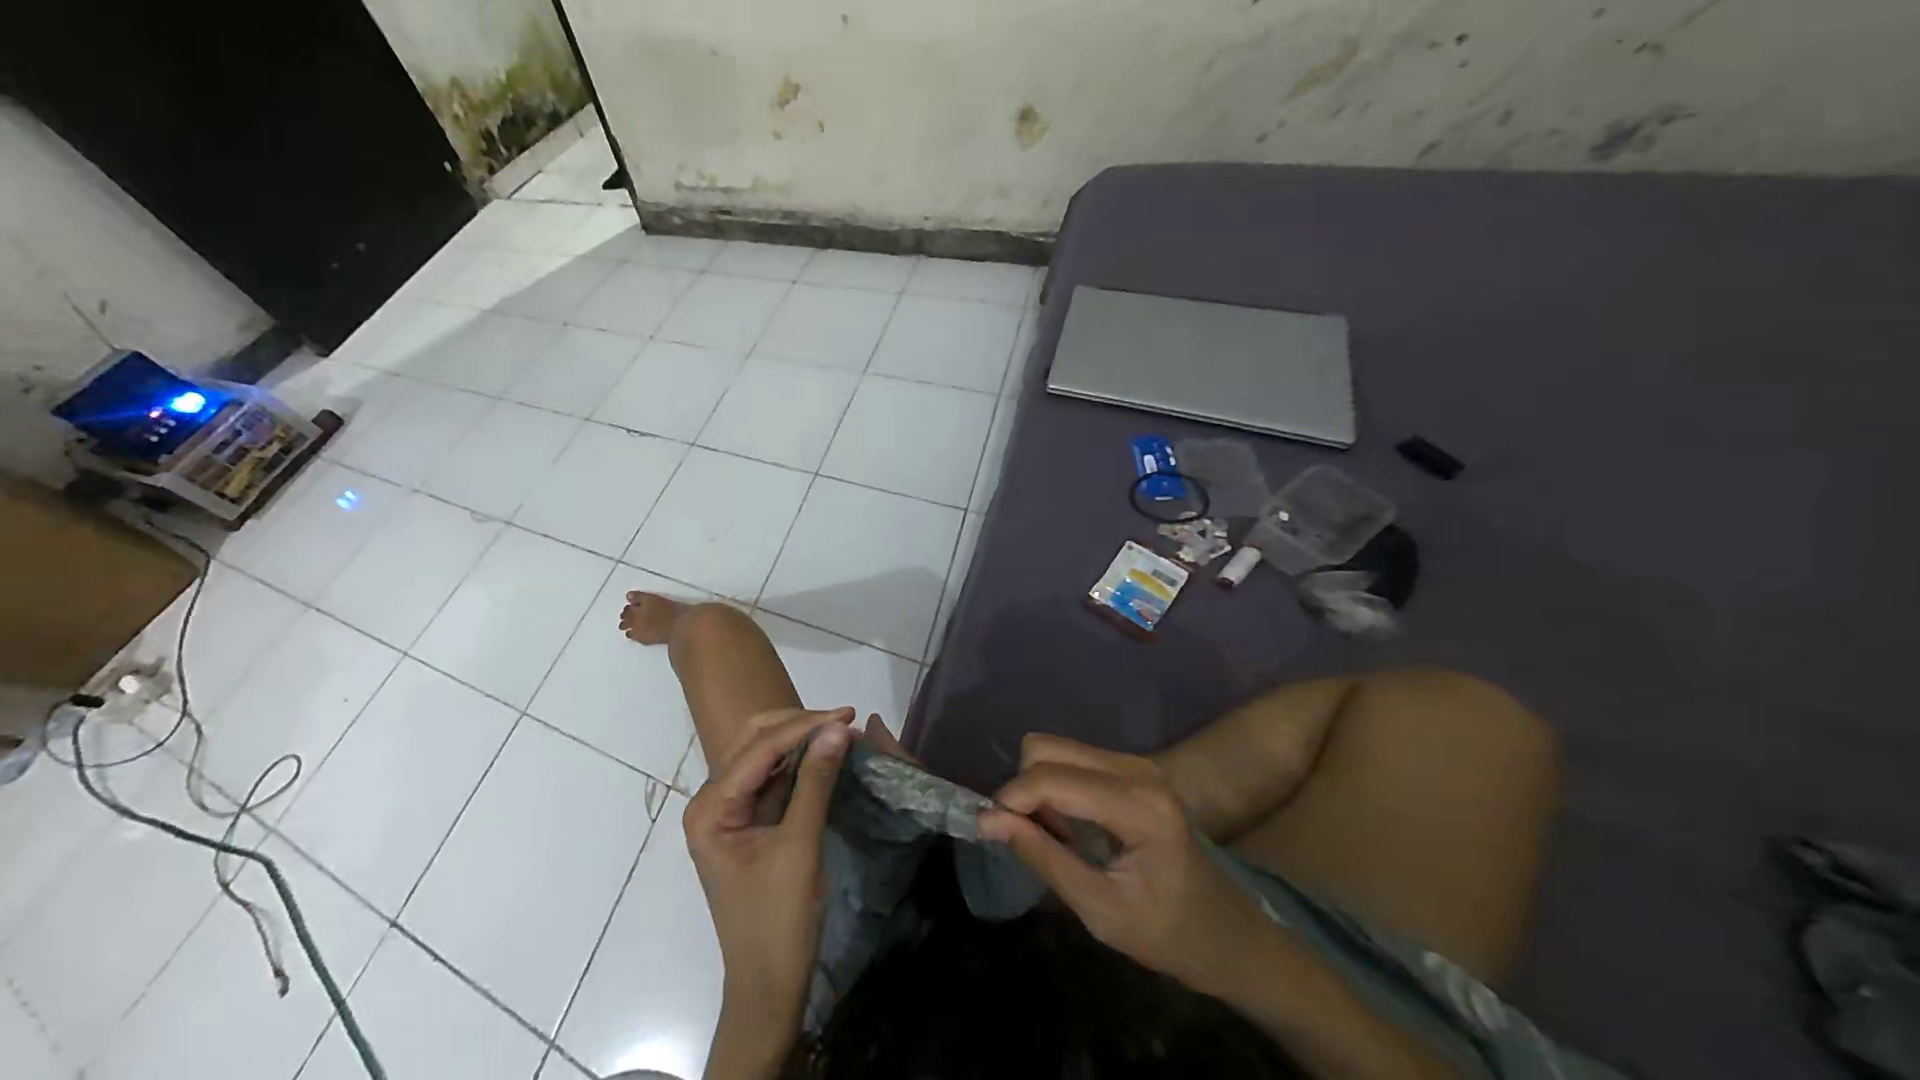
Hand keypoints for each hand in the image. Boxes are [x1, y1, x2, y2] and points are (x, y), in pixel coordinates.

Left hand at [686, 707, 853, 1040]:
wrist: (770, 984)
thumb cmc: (778, 919)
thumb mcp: (800, 845)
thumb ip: (816, 782)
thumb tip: (839, 728)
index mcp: (711, 808)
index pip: (759, 749)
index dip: (805, 726)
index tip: (849, 715)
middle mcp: (713, 802)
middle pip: (755, 743)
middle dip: (799, 726)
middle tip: (846, 722)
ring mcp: (732, 812)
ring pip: (766, 756)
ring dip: (803, 741)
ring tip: (844, 734)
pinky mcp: (752, 823)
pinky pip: (775, 780)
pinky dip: (802, 765)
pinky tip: (829, 757)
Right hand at [978, 734, 1279, 997]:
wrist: (1226, 935)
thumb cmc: (1168, 934)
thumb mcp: (1099, 909)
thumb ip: (1043, 857)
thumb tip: (988, 821)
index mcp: (1140, 806)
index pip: (1053, 778)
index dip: (1011, 799)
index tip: (988, 830)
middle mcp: (1139, 770)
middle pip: (1047, 749)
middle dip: (1023, 789)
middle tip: (1027, 837)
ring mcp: (1138, 764)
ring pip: (1056, 749)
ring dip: (1038, 787)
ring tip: (1052, 836)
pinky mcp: (1133, 768)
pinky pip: (1074, 758)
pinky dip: (1056, 786)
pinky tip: (1069, 826)